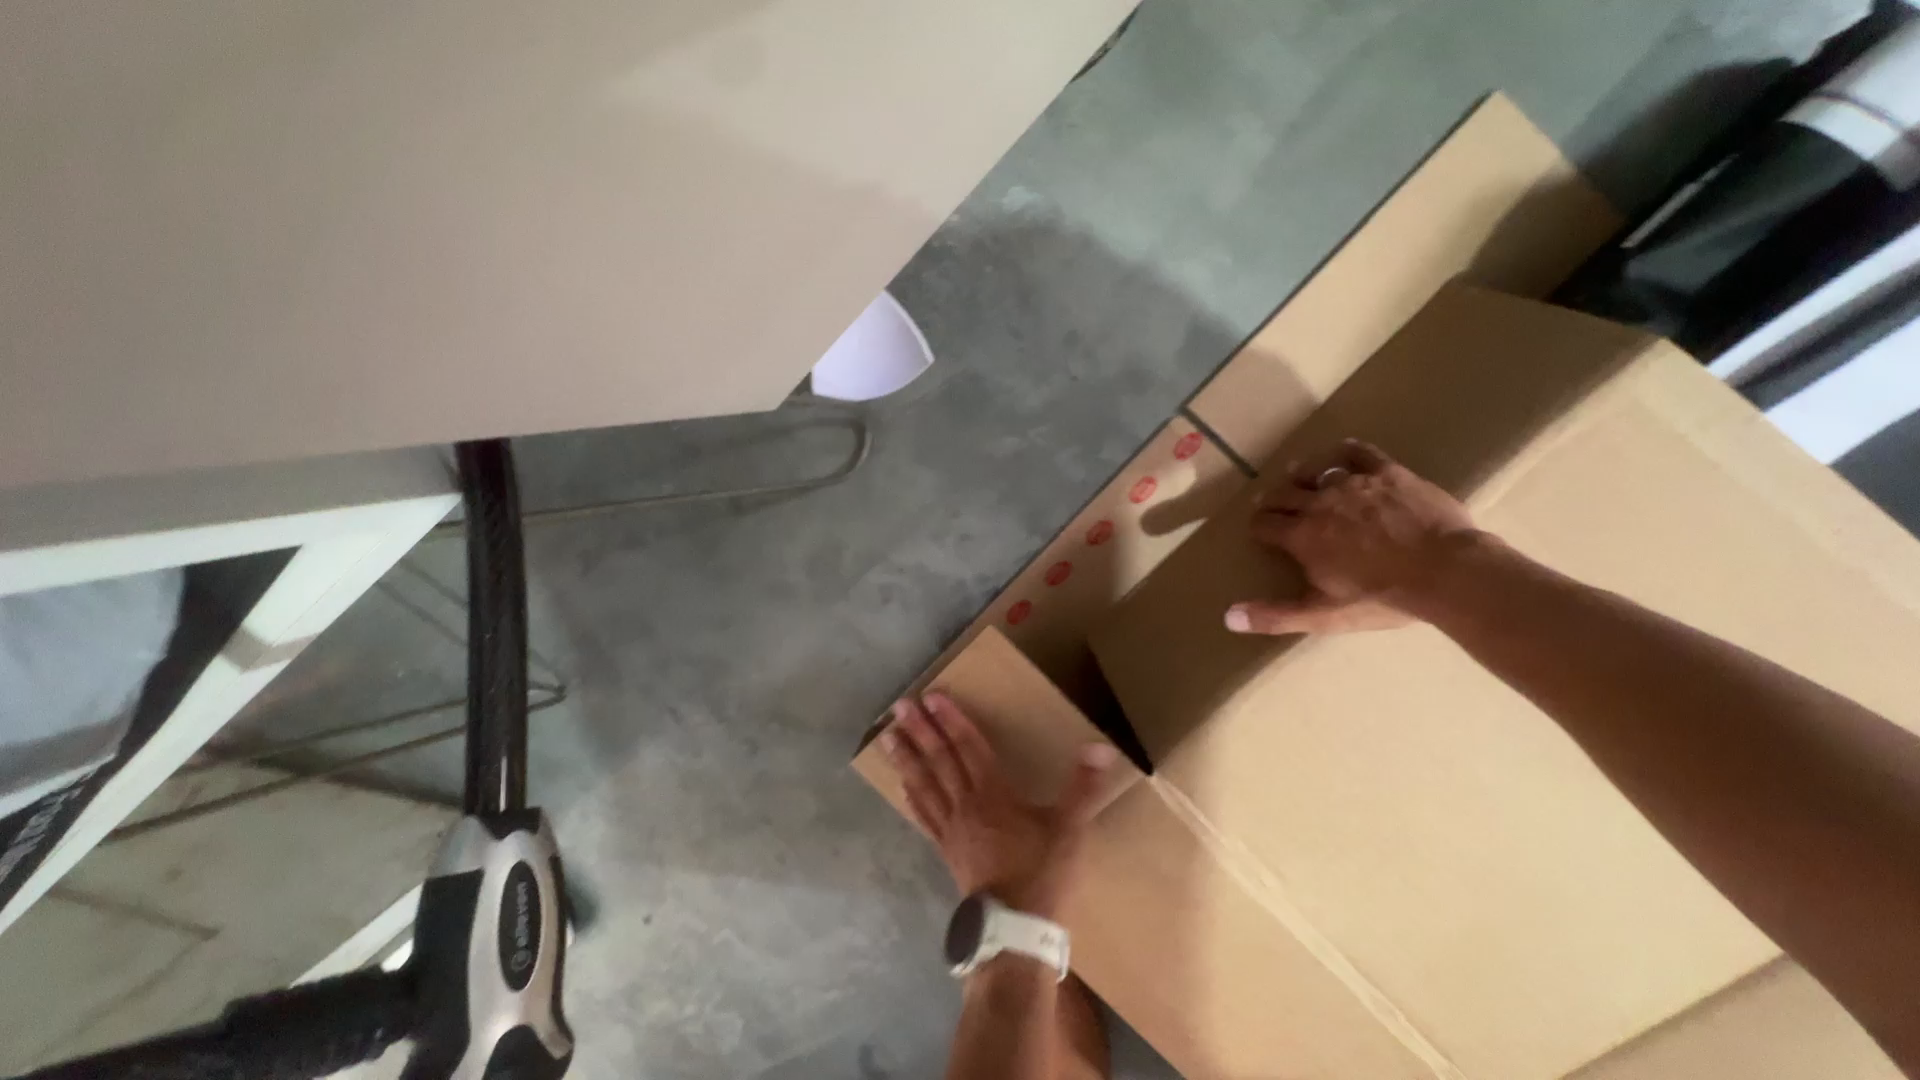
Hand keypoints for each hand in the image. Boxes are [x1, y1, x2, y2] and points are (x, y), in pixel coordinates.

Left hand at [884, 692, 1114, 919]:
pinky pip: (925, 817)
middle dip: (921, 731)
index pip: (970, 747)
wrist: (1014, 929)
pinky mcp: (947, 851)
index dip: (952, 720)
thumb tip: (1099, 747)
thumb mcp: (1070, 829)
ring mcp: (952, 829)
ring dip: (906, 758)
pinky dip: (913, 797)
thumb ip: (1083, 787)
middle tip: (899, 706)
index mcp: (994, 794)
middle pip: (940, 760)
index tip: (931, 696)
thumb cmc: (1042, 874)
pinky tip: (902, 787)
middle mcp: (967, 804)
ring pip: (925, 785)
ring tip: (887, 737)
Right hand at [1227, 438, 1487, 635]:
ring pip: (1315, 470)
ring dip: (1302, 474)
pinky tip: (1343, 452)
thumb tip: (1228, 618)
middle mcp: (1319, 503)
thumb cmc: (1382, 598)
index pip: (1264, 523)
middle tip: (1272, 505)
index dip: (1258, 527)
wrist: (1445, 571)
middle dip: (1273, 500)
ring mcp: (1353, 484)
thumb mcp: (1324, 615)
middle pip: (1283, 493)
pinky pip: (1358, 452)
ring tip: (1298, 477)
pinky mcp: (1387, 473)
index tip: (1259, 531)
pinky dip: (1345, 451)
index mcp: (1301, 536)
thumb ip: (1275, 615)